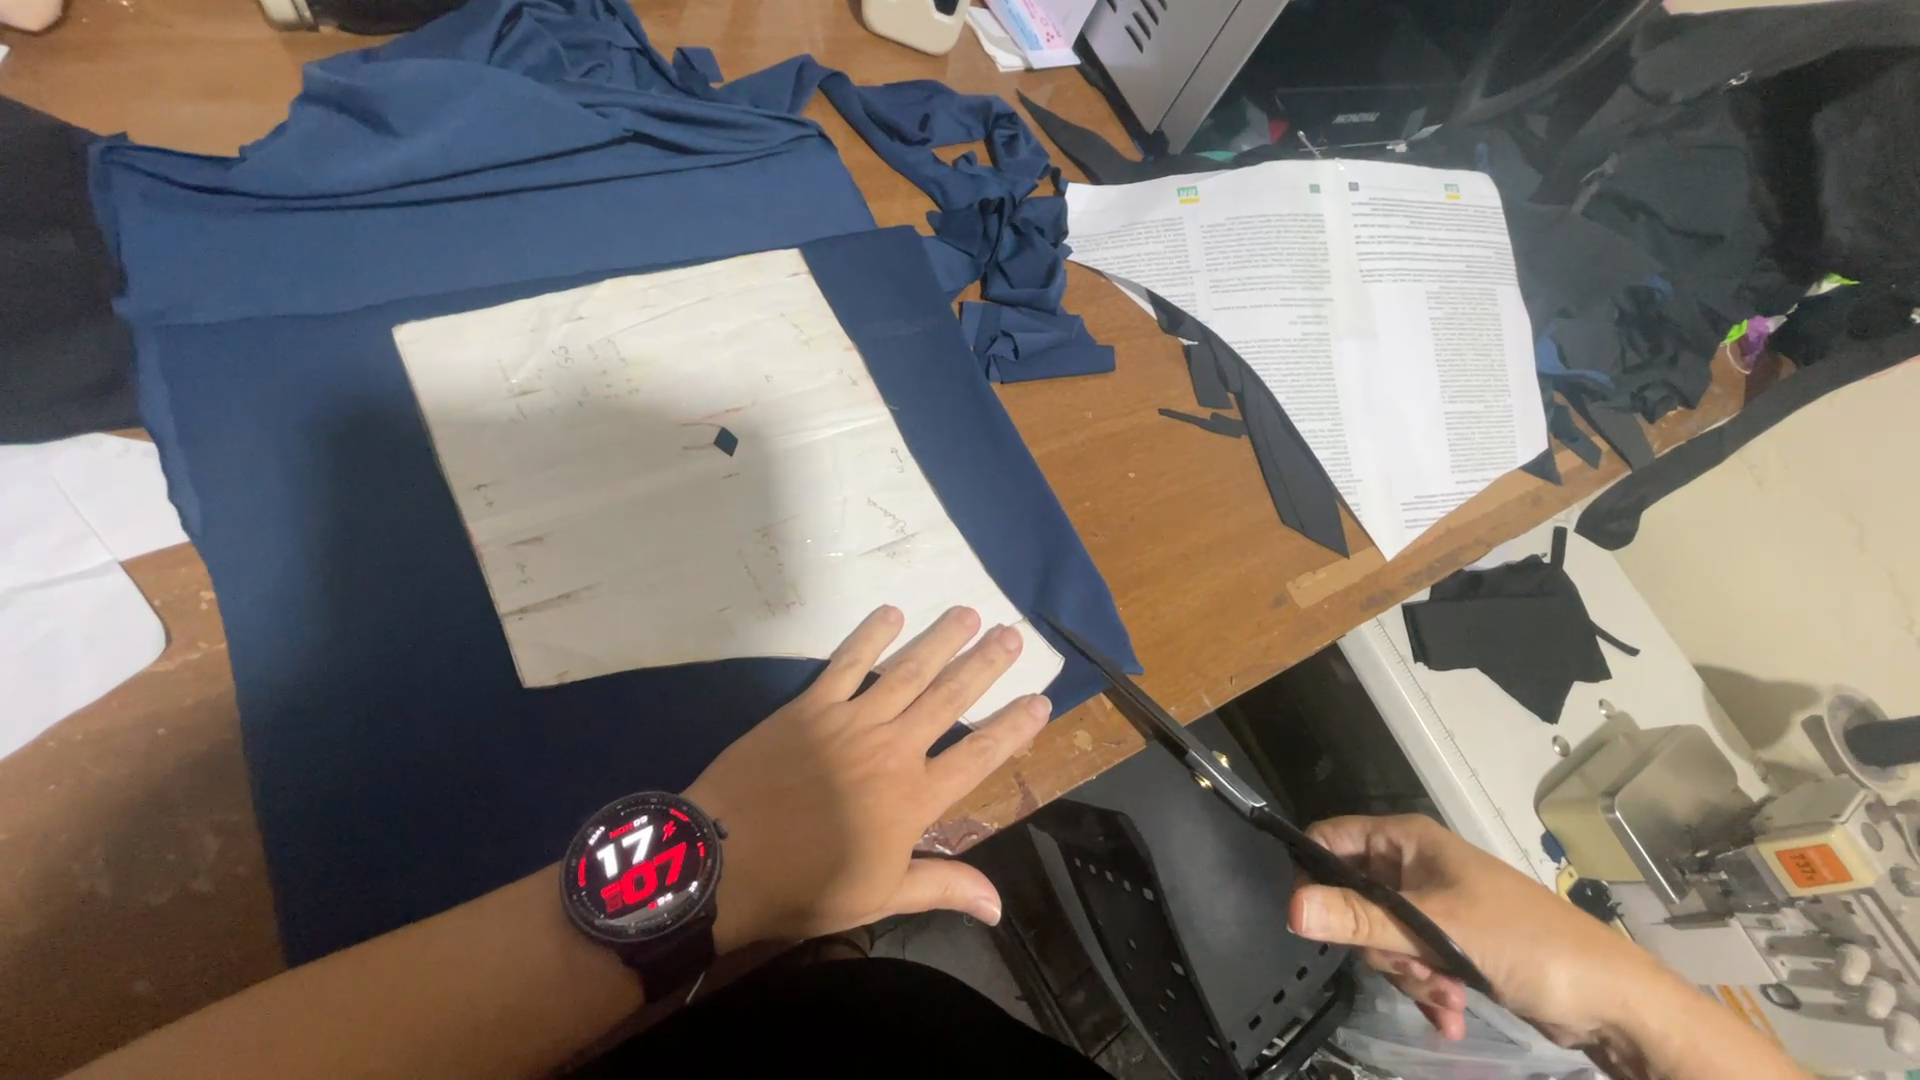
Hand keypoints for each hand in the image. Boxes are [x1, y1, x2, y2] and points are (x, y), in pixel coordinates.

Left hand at [685, 605, 1050, 951]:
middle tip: (1012, 634)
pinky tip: (891, 613)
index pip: (979, 754)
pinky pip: (846, 664)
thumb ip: (942, 887)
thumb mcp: (880, 895)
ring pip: (907, 672)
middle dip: (985, 665)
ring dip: (940, 640)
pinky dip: (869, 637)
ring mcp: (851, 722)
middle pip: (949, 698)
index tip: (1041, 698)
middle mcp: (893, 749)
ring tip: (968, 613)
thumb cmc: (806, 886)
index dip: (1013, 727)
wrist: (725, 863)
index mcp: (914, 798)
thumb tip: (1000, 906)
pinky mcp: (810, 707)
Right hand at [1286, 814, 1668, 1045]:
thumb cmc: (1527, 944)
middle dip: (1376, 942)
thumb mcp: (1437, 930)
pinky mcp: (1450, 941)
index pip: (1330, 838)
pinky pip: (1410, 957)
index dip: (1312, 873)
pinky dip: (1424, 987)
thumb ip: (1360, 919)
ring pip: (1380, 933)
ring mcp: (1433, 904)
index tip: (1314, 917)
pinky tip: (1450, 1014)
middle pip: (1352, 895)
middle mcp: (1414, 865)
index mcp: (1407, 840)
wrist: (1617, 1004)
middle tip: (1407, 967)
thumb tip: (1290, 907)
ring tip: (1443, 998)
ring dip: (1405, 972)